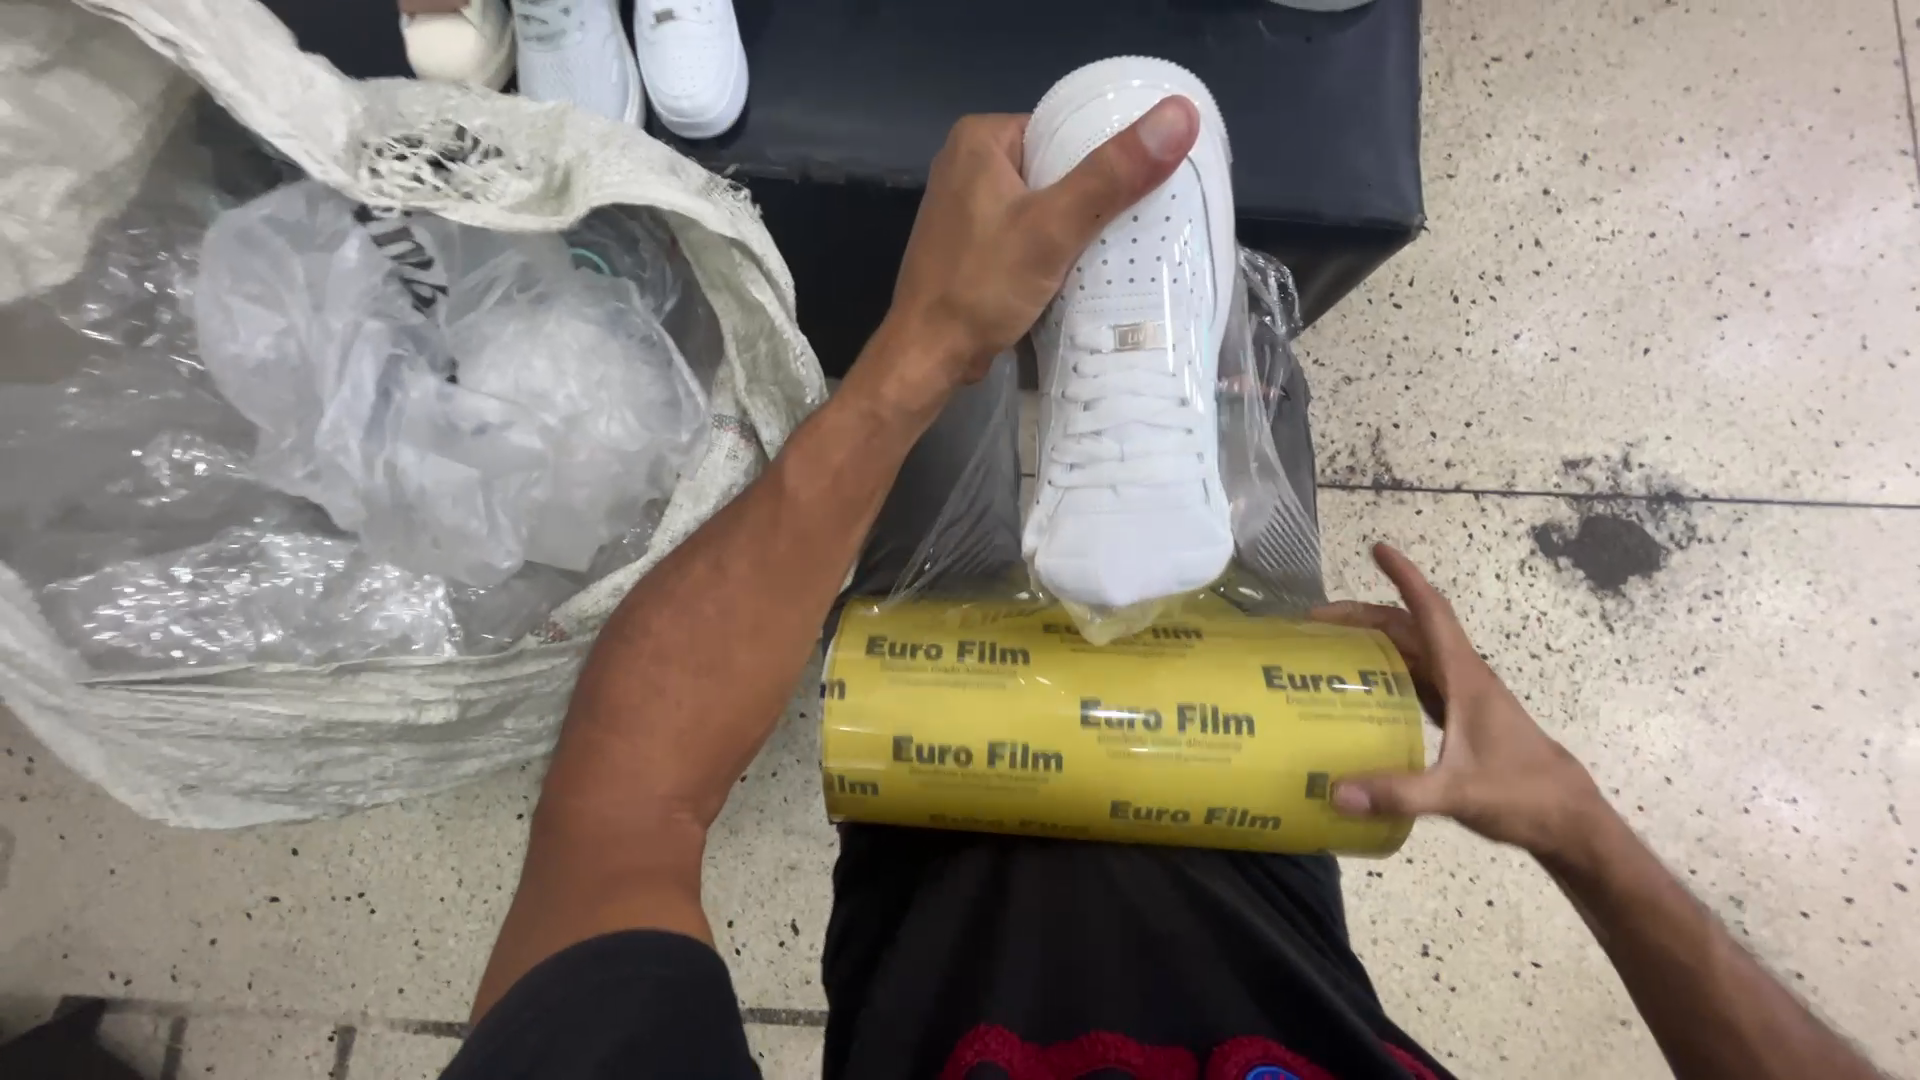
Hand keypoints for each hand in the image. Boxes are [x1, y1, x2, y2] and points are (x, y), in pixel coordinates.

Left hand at [865, 98, 1199, 415]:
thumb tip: (1180, 115)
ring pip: (1039, 207)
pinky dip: (1048, 252)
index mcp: (979, 139)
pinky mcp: (968, 249)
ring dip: (1072, 229)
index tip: (1140, 187)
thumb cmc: (981, 287)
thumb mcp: (1053, 228)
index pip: (1061, 130)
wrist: (928, 356)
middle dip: (1090, 197)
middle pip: (1053, 169)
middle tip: (1136, 222)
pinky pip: (1022, 236)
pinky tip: (1076, 271)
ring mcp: (963, 211)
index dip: (1103, 157)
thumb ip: (1111, 176)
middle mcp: (965, 165)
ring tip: (1116, 248)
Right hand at [1312, 543, 1608, 859]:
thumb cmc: (1524, 795)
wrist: (1572, 823)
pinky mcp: (1458, 716)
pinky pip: (1414, 678)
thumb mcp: (1459, 793)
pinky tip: (1358, 687)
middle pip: (1408, 628)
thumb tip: (1335, 792)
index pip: (1430, 612)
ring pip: (1411, 651)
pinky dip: (1383, 670)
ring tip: (1326, 645)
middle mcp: (1461, 677)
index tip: (1378, 549)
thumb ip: (1398, 792)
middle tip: (1313, 620)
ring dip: (1371, 639)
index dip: (1405, 577)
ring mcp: (1461, 696)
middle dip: (1363, 614)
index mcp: (1464, 677)